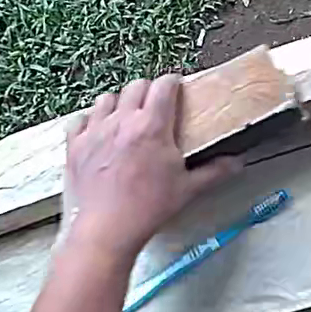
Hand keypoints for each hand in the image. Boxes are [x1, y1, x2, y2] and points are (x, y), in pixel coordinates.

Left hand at [60, 75, 239, 260]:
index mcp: (153, 126)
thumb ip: (215, 171)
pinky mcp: (74, 146)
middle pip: (135, 86)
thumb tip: (236, 163)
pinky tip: (98, 131)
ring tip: (127, 116)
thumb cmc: (148, 207)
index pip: (163, 86)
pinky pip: (79, 119)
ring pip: (106, 99)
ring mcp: (94, 132)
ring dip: (119, 103)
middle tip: (155, 104)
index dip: (172, 82)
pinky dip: (90, 120)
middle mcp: (122, 122)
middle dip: (148, 90)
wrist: (105, 230)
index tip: (177, 87)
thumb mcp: (188, 189)